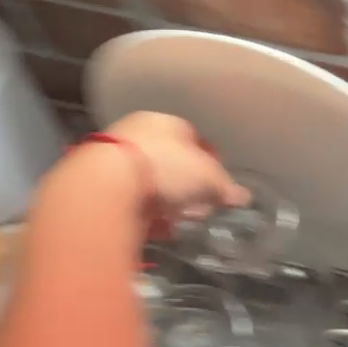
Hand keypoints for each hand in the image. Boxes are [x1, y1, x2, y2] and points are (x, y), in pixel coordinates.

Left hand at [103, 112, 249, 216]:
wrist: (108, 185)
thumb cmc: (166, 168)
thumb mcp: (208, 178)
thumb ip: (226, 186)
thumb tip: (243, 196)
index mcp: (165, 121)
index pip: (195, 139)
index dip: (211, 164)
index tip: (217, 187)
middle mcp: (139, 131)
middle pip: (174, 162)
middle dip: (190, 186)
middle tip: (200, 206)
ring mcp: (118, 156)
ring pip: (155, 181)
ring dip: (170, 200)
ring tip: (180, 218)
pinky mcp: (104, 182)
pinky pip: (137, 198)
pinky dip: (149, 210)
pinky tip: (158, 224)